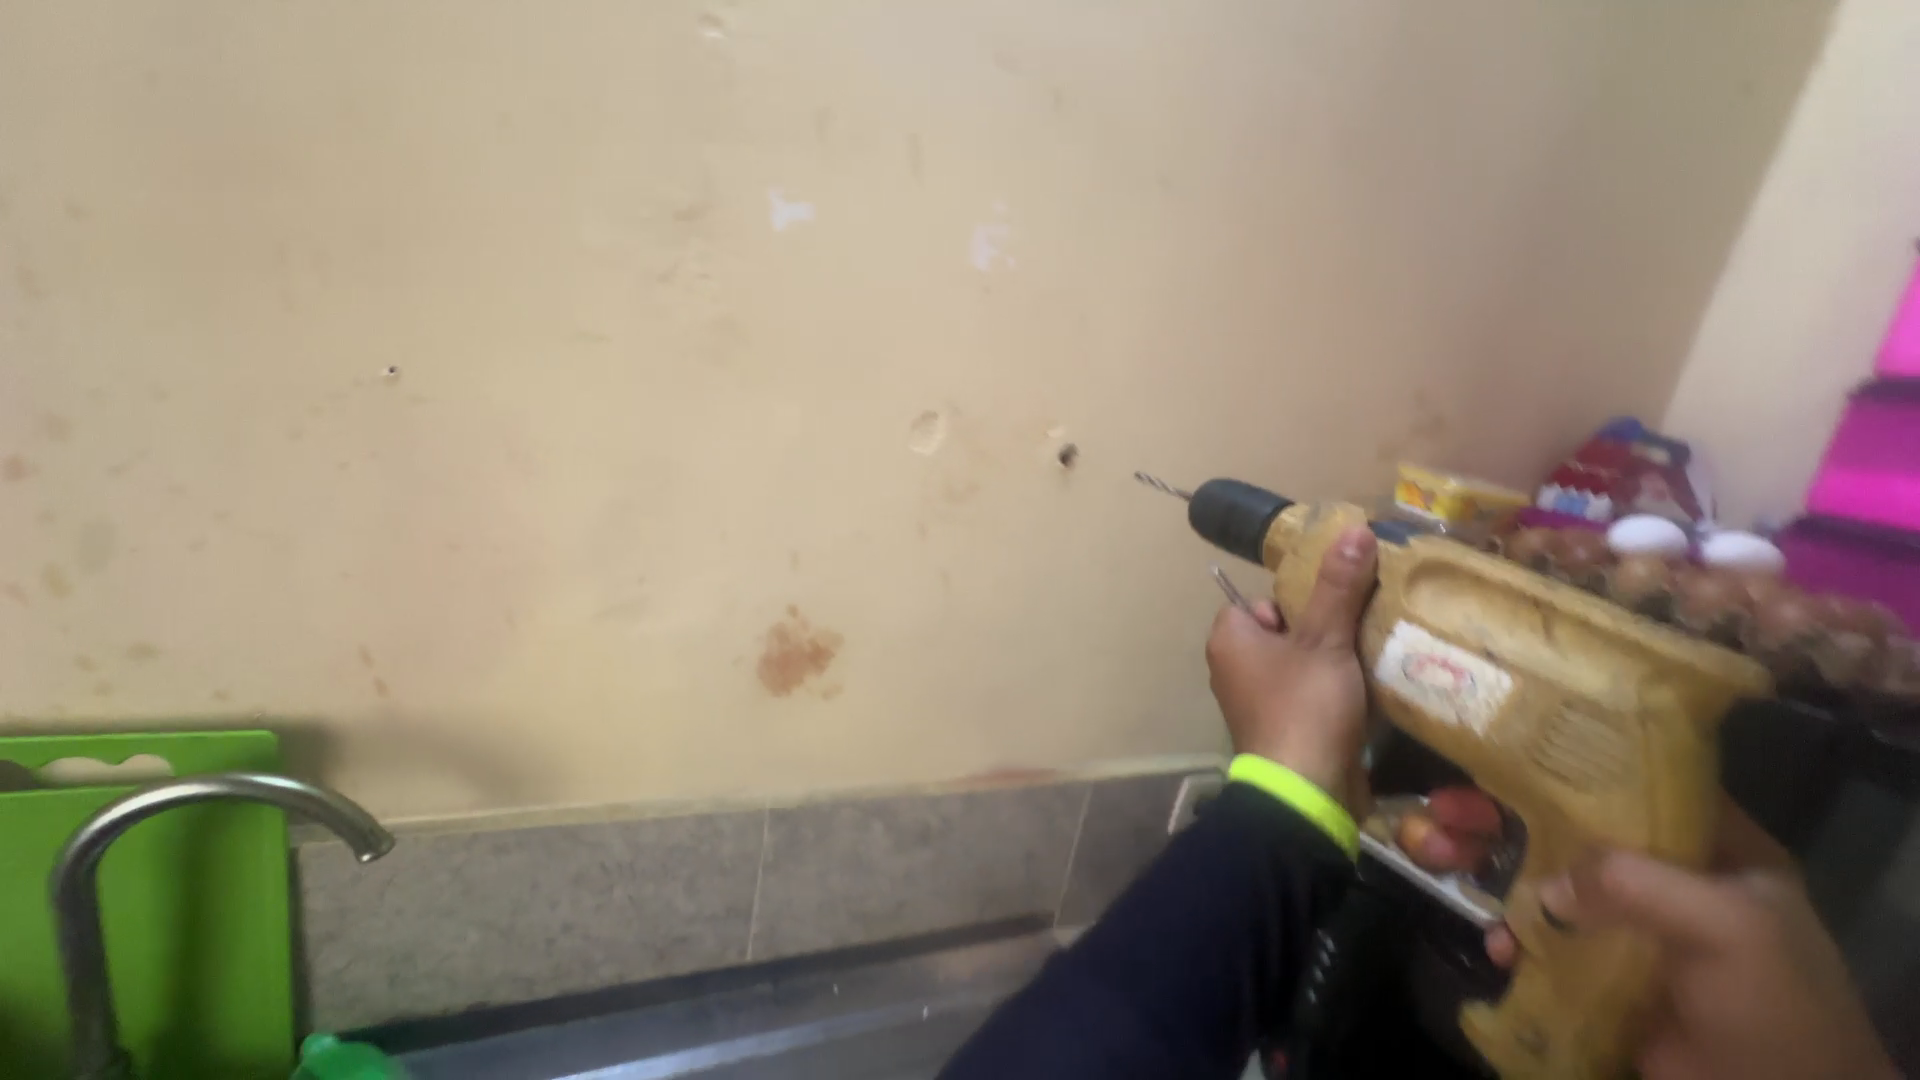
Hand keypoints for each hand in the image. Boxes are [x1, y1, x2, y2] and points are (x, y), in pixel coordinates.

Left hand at [1204, 526, 1376, 809]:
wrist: (1305, 790)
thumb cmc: (1304, 704)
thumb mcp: (1325, 639)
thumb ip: (1339, 587)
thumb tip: (1353, 528)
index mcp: (1228, 639)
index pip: (1258, 601)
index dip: (1295, 605)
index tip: (1327, 619)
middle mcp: (1229, 666)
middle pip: (1281, 631)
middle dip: (1318, 634)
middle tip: (1351, 640)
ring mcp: (1251, 700)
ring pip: (1295, 663)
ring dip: (1328, 663)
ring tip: (1361, 665)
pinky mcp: (1275, 727)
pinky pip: (1302, 694)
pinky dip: (1327, 692)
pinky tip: (1358, 697)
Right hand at [1453, 795, 1895, 1079]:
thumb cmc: (1775, 1009)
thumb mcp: (1728, 927)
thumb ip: (1632, 881)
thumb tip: (1545, 888)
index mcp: (1712, 849)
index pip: (1632, 783)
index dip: (1568, 763)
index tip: (1503, 752)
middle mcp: (1664, 874)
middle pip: (1564, 824)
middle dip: (1497, 814)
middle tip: (1444, 808)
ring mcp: (1627, 922)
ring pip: (1540, 873)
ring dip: (1485, 865)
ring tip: (1435, 857)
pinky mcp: (1598, 966)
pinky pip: (1538, 933)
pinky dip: (1508, 932)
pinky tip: (1496, 944)